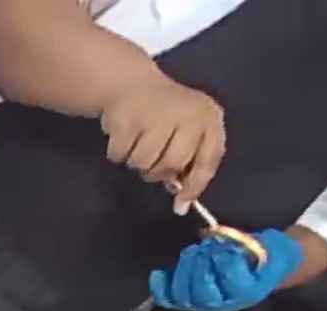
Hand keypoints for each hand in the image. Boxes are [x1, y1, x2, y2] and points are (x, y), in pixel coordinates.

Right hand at [98, 71, 224, 210]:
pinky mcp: (130, 120)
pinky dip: (117, 153)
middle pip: (171, 165)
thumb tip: (181, 202)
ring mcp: (159, 116)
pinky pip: (120, 155)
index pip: (209, 158)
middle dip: (156, 171)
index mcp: (208, 119)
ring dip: (135, 162)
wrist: (133, 88)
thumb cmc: (162, 117)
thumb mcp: (184, 134)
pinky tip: (123, 139)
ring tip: (137, 146)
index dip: (196, 185)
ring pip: (143, 162)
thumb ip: (187, 161)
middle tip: (150, 160)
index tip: (180, 206)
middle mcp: (189, 115)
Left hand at [148, 227, 303, 310]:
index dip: (224, 266)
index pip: (233, 284)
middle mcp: (223, 304)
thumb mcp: (270, 247)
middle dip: (199, 267)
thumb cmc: (268, 256)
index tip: (222, 251)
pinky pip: (168, 299)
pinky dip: (160, 287)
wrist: (262, 271)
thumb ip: (252, 246)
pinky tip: (158, 273)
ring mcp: (202, 305)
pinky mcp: (186, 302)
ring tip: (191, 253)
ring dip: (183, 272)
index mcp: (249, 291)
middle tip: (202, 249)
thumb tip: (226, 242)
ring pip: (183, 296)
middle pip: (202, 292)